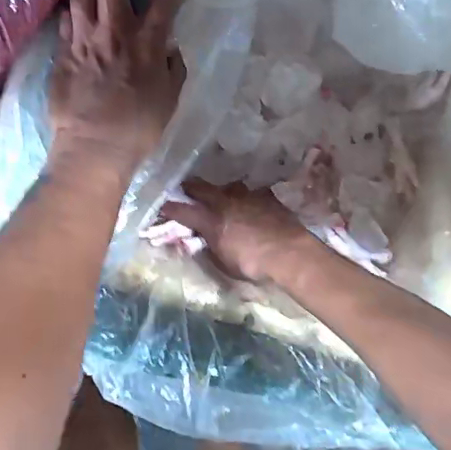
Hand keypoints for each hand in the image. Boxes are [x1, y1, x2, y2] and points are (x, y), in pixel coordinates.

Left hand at [47, 0, 185, 183]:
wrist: (93, 148)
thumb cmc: (138, 127)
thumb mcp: (171, 97)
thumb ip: (173, 66)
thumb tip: (169, 48)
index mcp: (147, 43)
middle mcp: (114, 31)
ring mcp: (83, 38)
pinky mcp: (62, 50)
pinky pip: (66, 15)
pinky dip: (75, 4)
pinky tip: (79, 3)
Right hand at [159, 180, 319, 283]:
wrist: (289, 252)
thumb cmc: (253, 263)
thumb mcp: (224, 263)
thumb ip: (210, 249)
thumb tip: (202, 243)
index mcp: (210, 220)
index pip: (182, 211)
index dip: (169, 208)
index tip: (161, 206)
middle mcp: (225, 202)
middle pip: (201, 188)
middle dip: (190, 187)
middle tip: (185, 187)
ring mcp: (246, 195)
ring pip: (227, 186)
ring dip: (221, 191)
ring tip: (222, 196)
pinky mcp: (266, 196)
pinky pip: (251, 192)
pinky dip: (247, 197)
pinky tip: (251, 203)